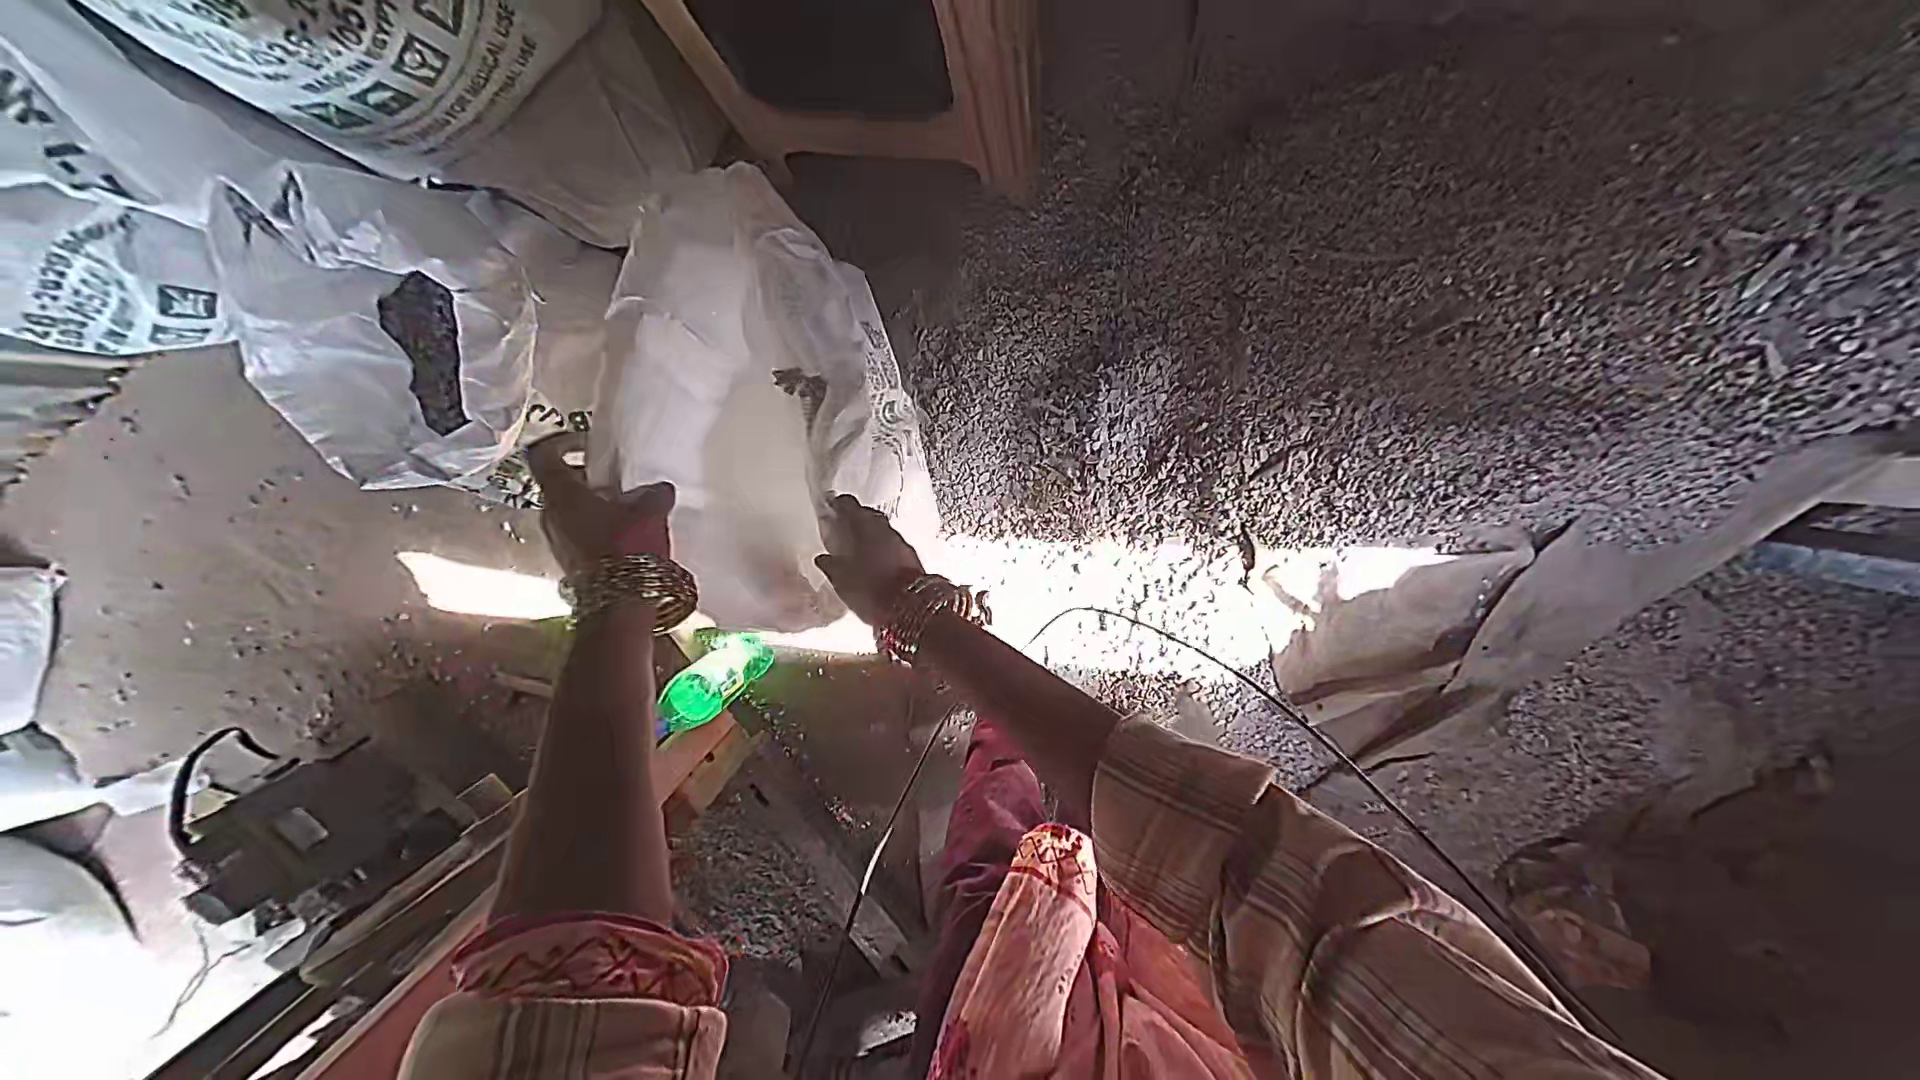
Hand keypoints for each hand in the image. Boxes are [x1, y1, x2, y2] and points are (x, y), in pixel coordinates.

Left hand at [527, 432, 673, 578]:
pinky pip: (583, 532)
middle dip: (592, 478)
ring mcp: (559, 540)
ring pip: (574, 510)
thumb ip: (653, 493)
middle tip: (622, 481)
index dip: (564, 441)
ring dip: (600, 505)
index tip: (591, 443)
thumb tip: (657, 489)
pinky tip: (631, 533)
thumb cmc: (627, 548)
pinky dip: (603, 526)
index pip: (545, 455)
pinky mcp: (573, 560)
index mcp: (562, 495)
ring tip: (633, 509)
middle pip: (563, 484)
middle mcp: (551, 515)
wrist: (621, 604)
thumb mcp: (650, 511)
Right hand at [815, 494, 924, 625]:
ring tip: (858, 546)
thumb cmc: (870, 589)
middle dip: (855, 519)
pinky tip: (876, 560)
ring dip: (871, 534)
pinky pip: (892, 545)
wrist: (908, 606)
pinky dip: (883, 548)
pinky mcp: (910, 556)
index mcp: (863, 526)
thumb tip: (823, 559)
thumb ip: (830, 564)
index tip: (831, 505)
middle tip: (844, 527)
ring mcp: (899, 541)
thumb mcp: (840, 578)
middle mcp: (883, 529)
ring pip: (881, 530)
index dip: (838, 504)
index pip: (848, 504)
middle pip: (867, 515)